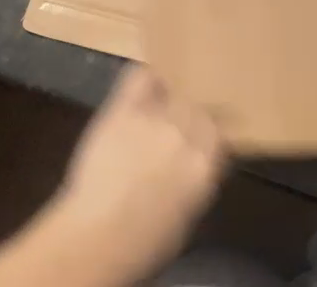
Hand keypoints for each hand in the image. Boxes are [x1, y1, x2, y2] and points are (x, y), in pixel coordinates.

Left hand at [43, 65, 225, 282]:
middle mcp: (186, 132)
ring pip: (176, 92)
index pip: (221, 130)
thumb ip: (201, 180)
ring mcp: (156, 118)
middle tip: (186, 116)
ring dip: (175, 96)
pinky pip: (140, 78)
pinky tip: (149, 78)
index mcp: (206, 163)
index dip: (214, 130)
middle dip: (196, 110)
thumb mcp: (187, 216)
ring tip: (169, 98)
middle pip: (200, 106)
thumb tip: (204, 162)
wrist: (95, 236)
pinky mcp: (124, 109)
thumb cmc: (143, 242)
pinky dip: (147, 76)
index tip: (210, 132)